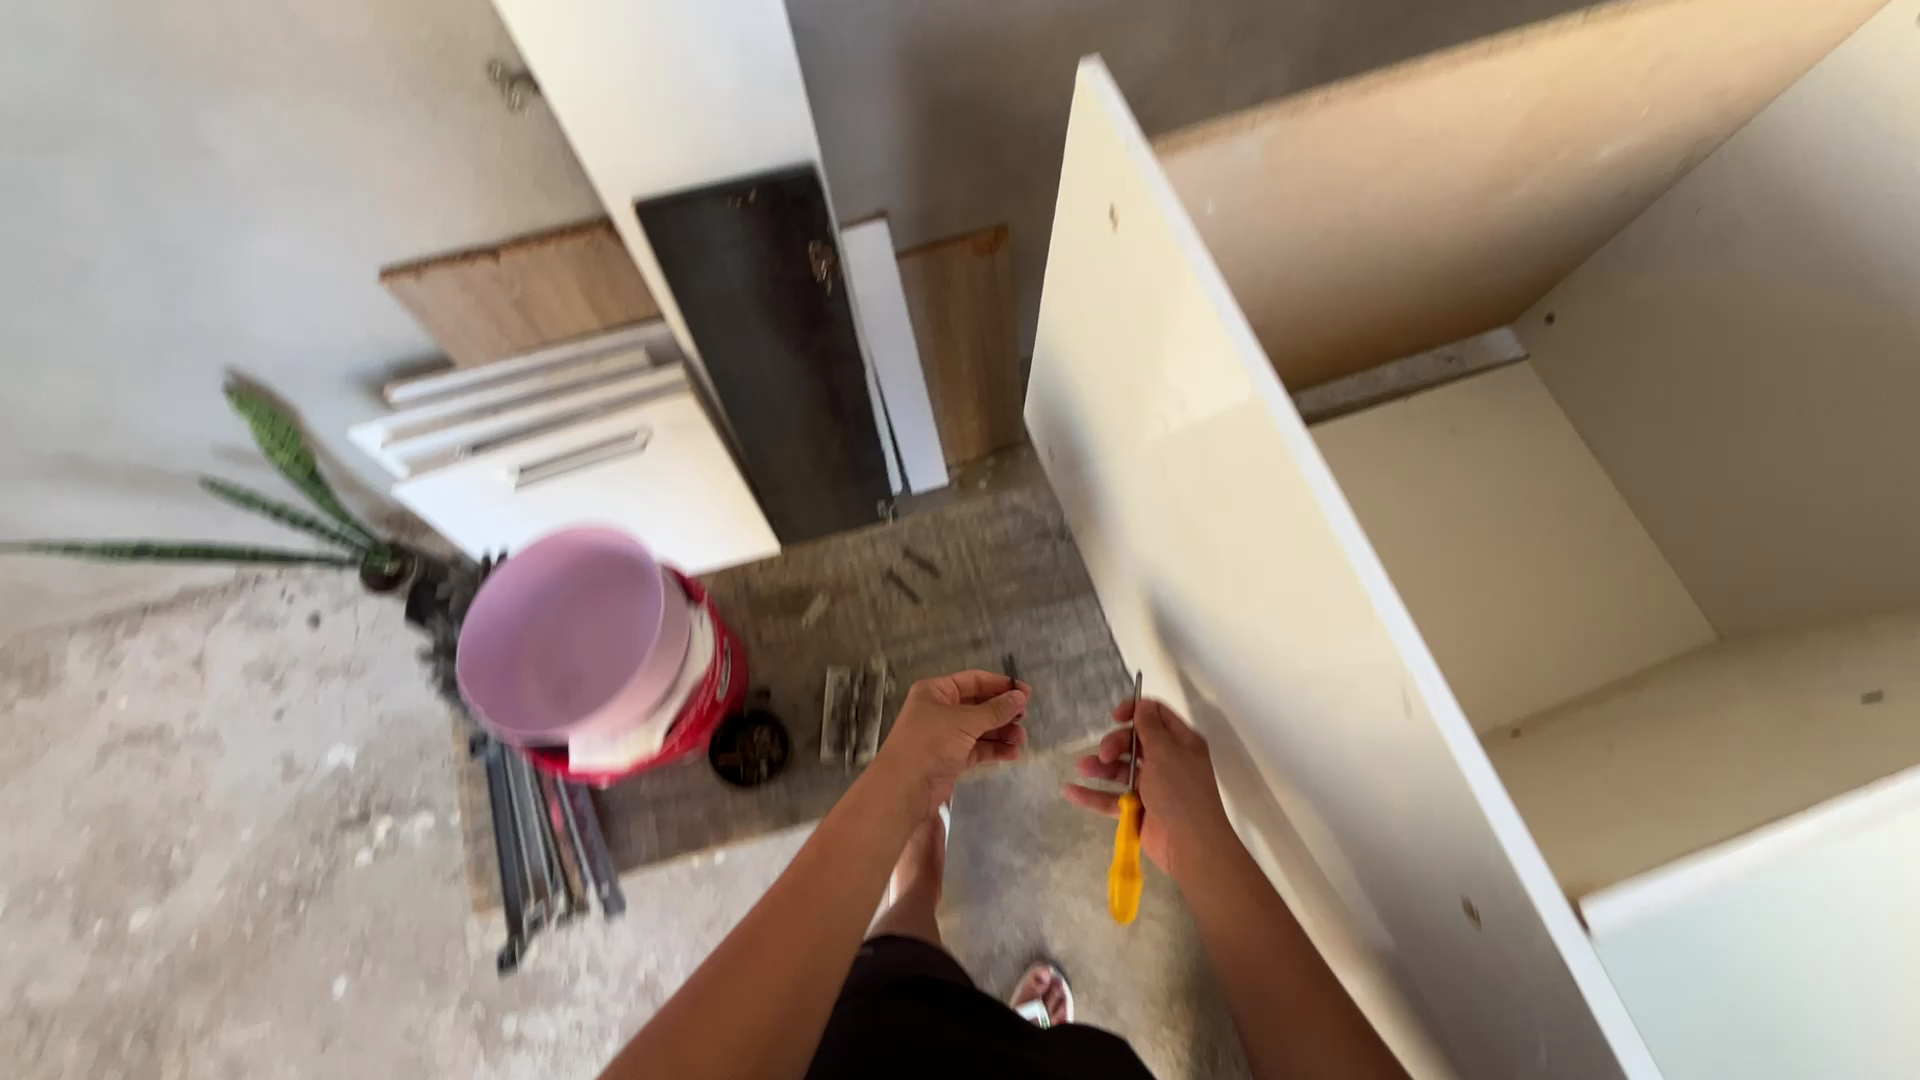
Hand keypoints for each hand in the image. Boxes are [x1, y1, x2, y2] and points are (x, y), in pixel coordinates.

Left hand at [875, 670, 1030, 812]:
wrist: (905, 787)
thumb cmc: (931, 743)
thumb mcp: (965, 721)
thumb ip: (995, 710)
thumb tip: (1019, 697)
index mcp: (936, 692)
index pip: (974, 681)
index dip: (1000, 685)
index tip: (1026, 693)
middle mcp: (940, 710)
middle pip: (978, 705)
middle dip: (1002, 712)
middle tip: (1024, 718)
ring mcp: (945, 735)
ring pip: (980, 728)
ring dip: (1001, 732)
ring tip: (1021, 739)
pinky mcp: (950, 758)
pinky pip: (977, 748)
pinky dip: (994, 749)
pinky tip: (1011, 753)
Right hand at [1064, 697, 1234, 882]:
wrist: (1191, 845)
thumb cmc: (1180, 792)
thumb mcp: (1165, 752)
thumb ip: (1149, 727)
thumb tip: (1143, 704)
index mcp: (1180, 743)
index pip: (1156, 716)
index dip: (1135, 711)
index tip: (1116, 717)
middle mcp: (1167, 761)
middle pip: (1133, 742)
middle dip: (1115, 743)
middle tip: (1104, 754)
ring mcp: (1152, 786)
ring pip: (1120, 769)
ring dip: (1100, 766)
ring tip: (1083, 767)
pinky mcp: (1138, 809)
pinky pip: (1111, 798)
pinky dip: (1092, 795)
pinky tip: (1070, 790)